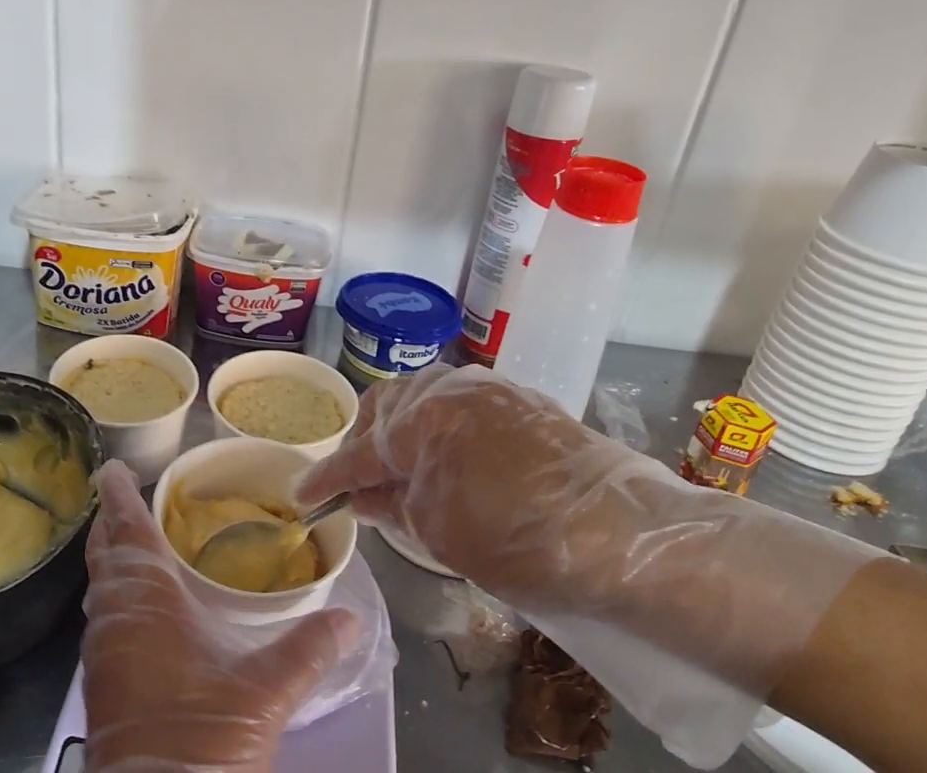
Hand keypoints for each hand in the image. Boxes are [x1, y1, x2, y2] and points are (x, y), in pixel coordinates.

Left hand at [81, 461, 358, 771]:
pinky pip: (102, 618)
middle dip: (112, 524)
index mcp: (148, 604)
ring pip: (100, 589)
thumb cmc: (205, 737)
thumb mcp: (267, 692)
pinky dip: (114, 595)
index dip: (119, 497)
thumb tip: (349, 617)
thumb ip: (309, 648)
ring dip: (111, 560)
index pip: (128, 534)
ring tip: (131, 544)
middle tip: (124, 500)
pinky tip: (138, 608)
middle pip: (104, 556)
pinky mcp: (102, 685)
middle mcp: (115, 619)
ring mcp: (102, 654)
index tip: (112, 468)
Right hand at [296, 363, 642, 611]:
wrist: (624, 534)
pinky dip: (438, 429)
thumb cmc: (518, 538)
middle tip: (357, 482)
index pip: (359, 450)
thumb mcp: (439, 533)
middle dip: (365, 442)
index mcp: (421, 416)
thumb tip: (362, 496)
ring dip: (402, 431)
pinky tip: (444, 460)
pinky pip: (457, 405)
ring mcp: (488, 389)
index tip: (303, 497)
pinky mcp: (520, 400)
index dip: (327, 478)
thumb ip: (390, 506)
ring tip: (400, 471)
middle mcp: (450, 387)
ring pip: (422, 399)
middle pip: (386, 407)